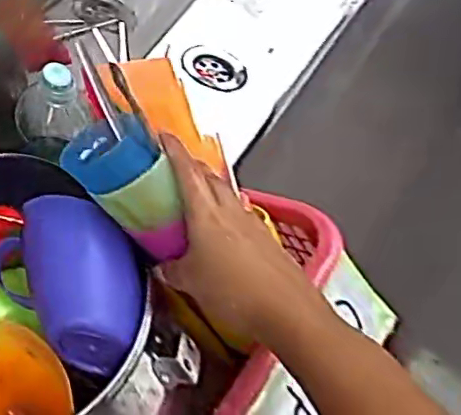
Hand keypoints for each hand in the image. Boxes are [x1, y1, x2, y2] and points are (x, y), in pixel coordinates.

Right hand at [156, 133, 326, 346]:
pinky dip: (232, 215)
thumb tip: (162, 267)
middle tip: (177, 165)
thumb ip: (172, 269)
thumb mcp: (190, 282)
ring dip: (215, 189)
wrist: (299, 323)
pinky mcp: (274, 249)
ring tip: (201, 195)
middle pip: (212, 178)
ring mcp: (257, 230)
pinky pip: (246, 219)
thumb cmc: (236, 294)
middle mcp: (231, 213)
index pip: (187, 171)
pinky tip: (229, 231)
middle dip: (194, 166)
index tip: (163, 136)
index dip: (174, 150)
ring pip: (231, 197)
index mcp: (205, 213)